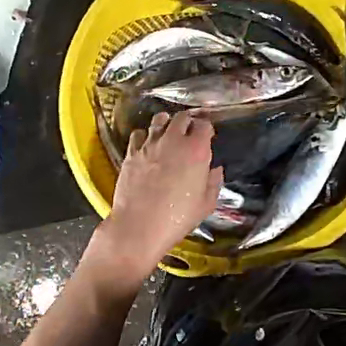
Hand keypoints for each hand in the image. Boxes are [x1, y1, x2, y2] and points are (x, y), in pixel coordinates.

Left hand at [91, 112, 223, 282]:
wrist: (139, 227)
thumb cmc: (177, 218)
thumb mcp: (206, 204)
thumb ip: (213, 183)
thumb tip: (215, 170)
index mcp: (196, 150)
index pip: (204, 125)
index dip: (206, 129)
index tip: (206, 137)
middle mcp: (173, 141)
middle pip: (181, 117)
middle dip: (187, 122)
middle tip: (189, 133)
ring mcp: (150, 145)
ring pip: (159, 119)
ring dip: (166, 123)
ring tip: (168, 133)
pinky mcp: (131, 153)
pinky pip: (138, 134)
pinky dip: (144, 136)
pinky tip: (147, 145)